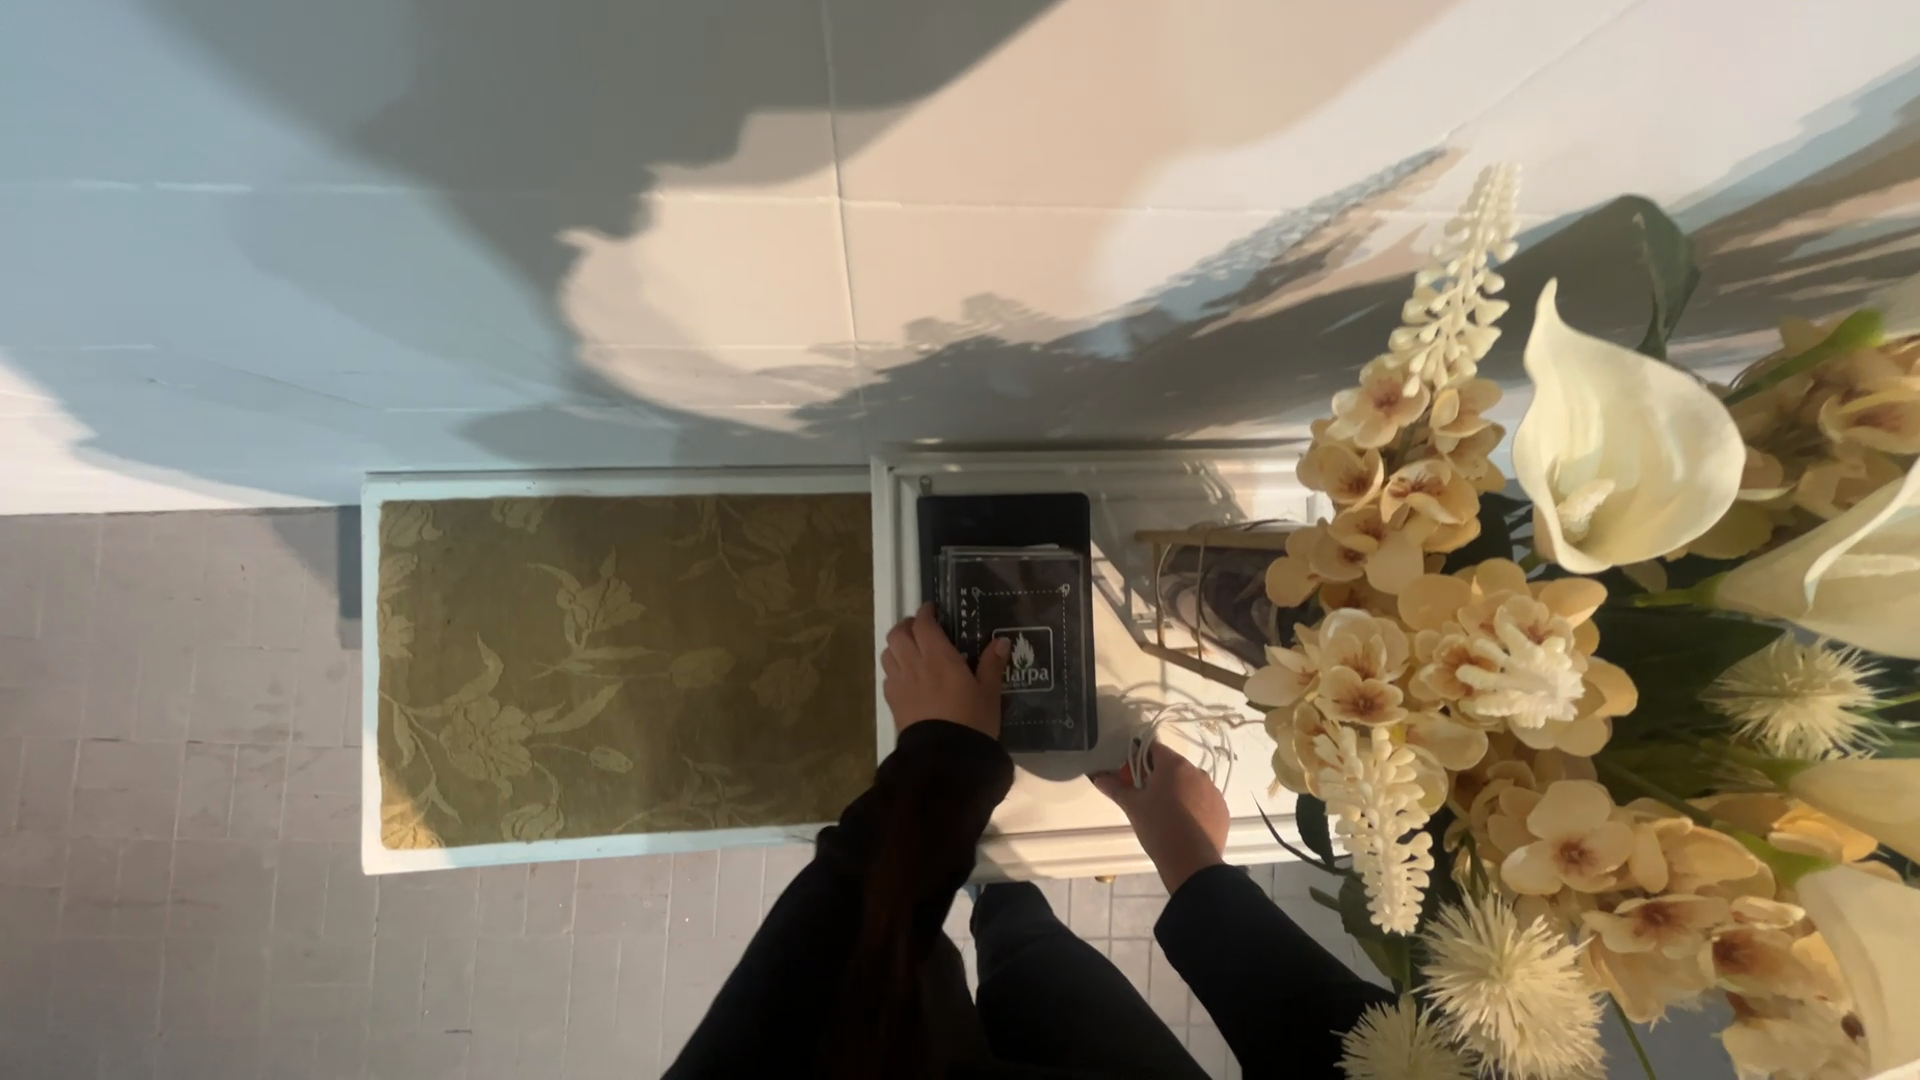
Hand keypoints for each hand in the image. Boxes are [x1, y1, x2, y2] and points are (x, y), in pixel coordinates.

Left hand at [881, 602, 1010, 737]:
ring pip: (888, 653)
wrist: (945, 758)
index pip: (924, 624)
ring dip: (897, 646)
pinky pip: (887, 677)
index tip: (933, 609)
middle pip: (898, 634)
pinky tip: (906, 677)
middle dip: (907, 626)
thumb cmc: (972, 721)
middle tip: (920, 628)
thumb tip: (1001, 641)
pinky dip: (894, 670)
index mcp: (939, 657)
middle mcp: (914, 664)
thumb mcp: (989, 693)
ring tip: (910, 650)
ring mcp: (900, 683)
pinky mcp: (893, 702)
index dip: (926, 613)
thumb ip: (992, 665)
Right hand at [1092, 742, 1229, 893]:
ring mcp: (1213, 791)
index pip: (1154, 749)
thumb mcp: (1133, 806)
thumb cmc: (1158, 827)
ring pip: (1190, 784)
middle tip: (1146, 799)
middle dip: (1159, 778)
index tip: (1133, 778)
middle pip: (1173, 767)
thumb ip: (1115, 788)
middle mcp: (1197, 772)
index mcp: (1174, 765)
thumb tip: (1098, 778)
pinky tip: (1184, 825)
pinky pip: (1204, 801)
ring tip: (1167, 815)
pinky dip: (1193, 807)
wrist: (1191, 862)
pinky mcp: (1222, 810)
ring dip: (1178, 791)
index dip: (1140, 760)